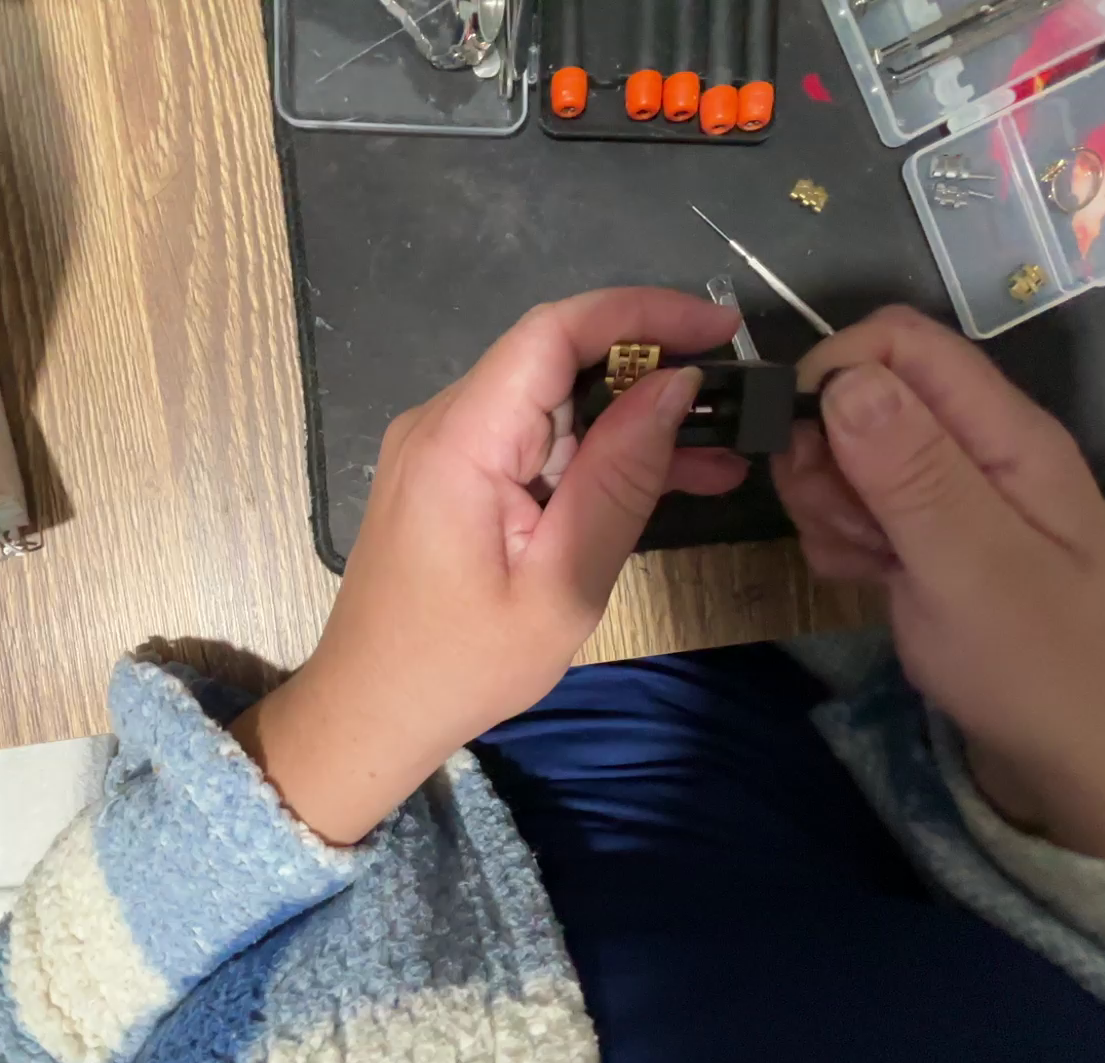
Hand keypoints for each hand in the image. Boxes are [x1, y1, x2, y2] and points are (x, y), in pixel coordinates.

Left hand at [234, 289, 749, 843]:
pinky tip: (658, 480)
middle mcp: (440, 424)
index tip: (720, 331)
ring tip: (717, 455)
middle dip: (648, 375)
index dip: (641, 315)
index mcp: (459, 440)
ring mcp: (440, 449)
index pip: (552, 333)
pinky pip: (528, 445)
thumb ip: (619, 478)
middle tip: (731, 405)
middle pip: (552, 364)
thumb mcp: (561, 582)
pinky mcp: (448, 477)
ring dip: (628, 425)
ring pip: (549, 406)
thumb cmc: (463, 664)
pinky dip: (588, 457)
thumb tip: (673, 385)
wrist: (373, 706)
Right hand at [771, 306, 1104, 859]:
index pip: (897, 342)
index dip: (832, 373)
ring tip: (868, 561)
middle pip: (852, 396)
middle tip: (847, 522)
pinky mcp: (906, 527)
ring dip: (823, 505)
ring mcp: (933, 488)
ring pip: (833, 453)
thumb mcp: (972, 566)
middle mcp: (965, 445)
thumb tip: (842, 380)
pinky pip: (836, 507)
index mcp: (999, 432)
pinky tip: (867, 578)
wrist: (1064, 751)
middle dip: (820, 455)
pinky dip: (833, 540)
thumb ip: (910, 471)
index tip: (804, 445)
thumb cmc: (1035, 662)